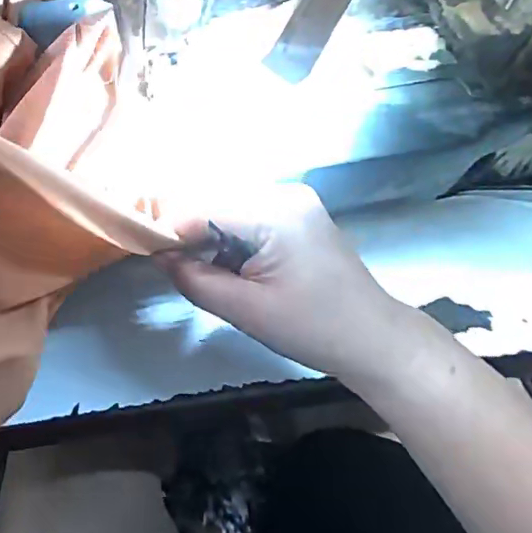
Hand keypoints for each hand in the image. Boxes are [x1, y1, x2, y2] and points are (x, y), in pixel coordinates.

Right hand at [153, 184, 423, 379]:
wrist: (377, 340)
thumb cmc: (314, 329)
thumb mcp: (246, 311)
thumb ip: (194, 279)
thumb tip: (157, 255)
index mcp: (274, 213)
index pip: (201, 210)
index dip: (171, 233)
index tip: (154, 258)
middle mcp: (283, 192)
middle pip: (212, 201)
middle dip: (190, 233)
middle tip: (182, 267)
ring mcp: (292, 197)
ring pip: (225, 205)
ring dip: (209, 234)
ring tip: (211, 269)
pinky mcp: (295, 209)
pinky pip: (245, 211)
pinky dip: (229, 234)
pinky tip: (235, 262)